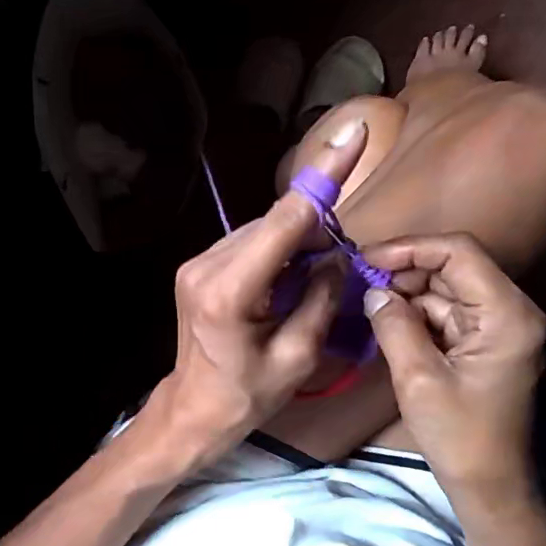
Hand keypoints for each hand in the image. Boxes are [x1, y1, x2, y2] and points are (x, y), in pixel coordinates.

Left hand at [151, 117, 367, 457]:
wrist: (192, 410)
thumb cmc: (245, 395)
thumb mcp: (298, 356)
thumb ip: (321, 297)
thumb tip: (334, 254)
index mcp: (229, 291)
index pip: (284, 220)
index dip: (322, 176)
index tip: (352, 134)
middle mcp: (205, 266)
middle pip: (273, 222)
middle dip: (312, 228)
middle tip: (337, 260)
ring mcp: (195, 265)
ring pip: (260, 230)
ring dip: (293, 241)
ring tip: (307, 281)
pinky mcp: (196, 268)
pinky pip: (246, 244)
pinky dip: (273, 252)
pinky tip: (283, 281)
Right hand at [360, 233, 545, 489]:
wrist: (488, 482)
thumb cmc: (458, 434)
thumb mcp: (418, 378)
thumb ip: (394, 326)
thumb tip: (373, 291)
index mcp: (507, 314)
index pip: (459, 253)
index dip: (410, 249)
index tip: (366, 260)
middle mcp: (510, 310)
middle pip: (454, 266)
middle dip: (404, 271)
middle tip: (360, 284)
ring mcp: (498, 326)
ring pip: (446, 288)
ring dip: (406, 292)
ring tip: (368, 305)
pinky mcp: (483, 341)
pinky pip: (445, 312)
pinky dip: (414, 313)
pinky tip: (386, 323)